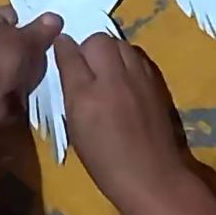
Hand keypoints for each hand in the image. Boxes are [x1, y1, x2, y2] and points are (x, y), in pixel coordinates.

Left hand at [0, 9, 62, 125]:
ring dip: (25, 70)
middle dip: (29, 49)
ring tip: (32, 76)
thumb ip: (44, 29)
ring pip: (13, 64)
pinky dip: (17, 87)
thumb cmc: (0, 61)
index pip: (12, 15)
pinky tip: (23, 91)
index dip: (31, 24)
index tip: (45, 36)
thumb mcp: (29, 40)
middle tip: (41, 56)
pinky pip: (9, 83)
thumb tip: (55, 17)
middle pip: (13, 41)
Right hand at [54, 34, 192, 208]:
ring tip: (107, 71)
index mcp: (85, 95)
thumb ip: (71, 92)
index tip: (60, 48)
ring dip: (110, 51)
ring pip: (119, 43)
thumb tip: (67, 64)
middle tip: (87, 67)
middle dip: (88, 48)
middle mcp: (112, 79)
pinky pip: (137, 55)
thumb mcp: (76, 129)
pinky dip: (127, 59)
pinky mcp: (155, 79)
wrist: (152, 174)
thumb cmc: (106, 161)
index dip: (63, 48)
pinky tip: (125, 77)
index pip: (70, 54)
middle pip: (97, 41)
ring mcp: (137, 77)